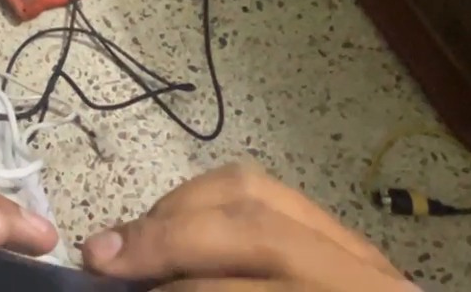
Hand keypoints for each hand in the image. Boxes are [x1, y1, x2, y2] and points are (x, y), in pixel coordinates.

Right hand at [81, 164, 410, 289]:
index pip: (267, 287)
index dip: (191, 288)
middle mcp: (371, 280)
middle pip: (258, 225)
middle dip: (167, 238)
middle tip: (99, 258)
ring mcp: (358, 251)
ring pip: (253, 189)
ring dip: (176, 208)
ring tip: (131, 241)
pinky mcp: (338, 237)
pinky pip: (259, 190)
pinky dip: (201, 200)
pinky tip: (169, 227)